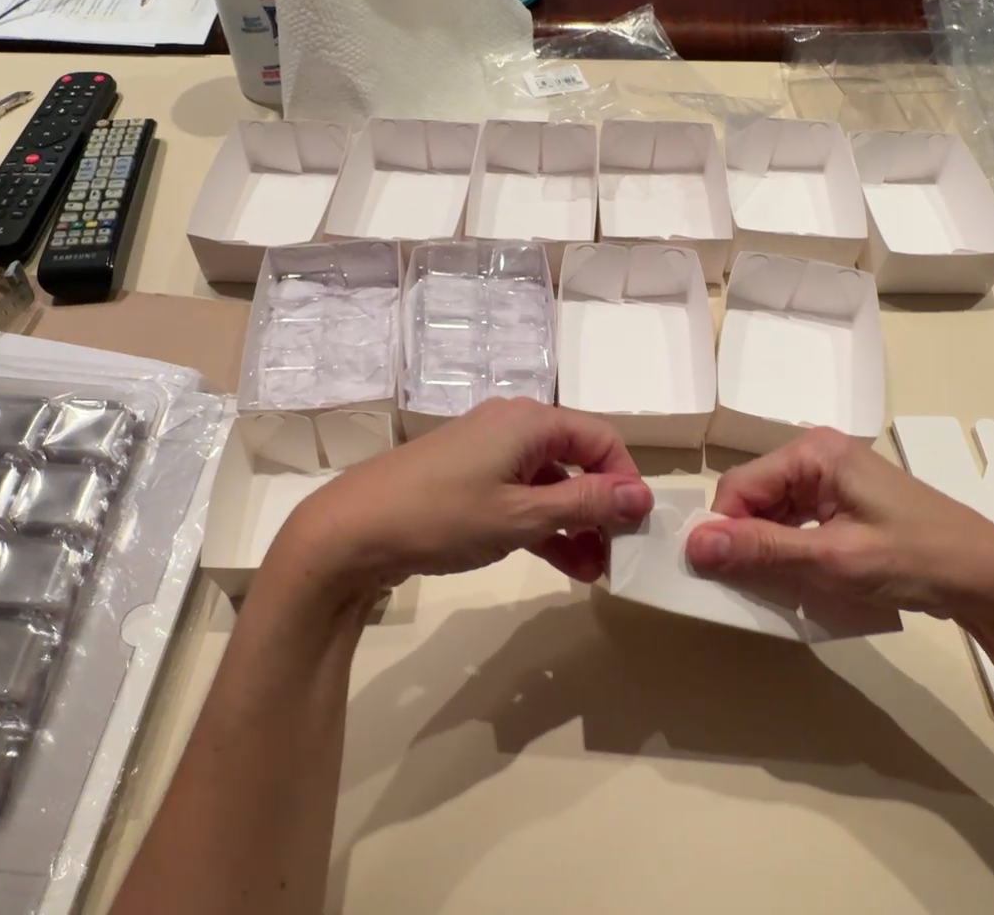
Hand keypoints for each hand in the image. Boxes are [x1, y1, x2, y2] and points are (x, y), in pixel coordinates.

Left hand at [269, 398, 651, 594]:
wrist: (351, 532)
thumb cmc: (442, 516)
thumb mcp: (521, 515)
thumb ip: (584, 504)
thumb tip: (641, 494)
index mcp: (530, 422)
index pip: (600, 439)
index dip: (625, 480)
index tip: (638, 525)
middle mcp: (513, 428)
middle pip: (577, 461)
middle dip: (601, 508)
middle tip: (619, 554)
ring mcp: (489, 455)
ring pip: (550, 485)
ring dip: (575, 525)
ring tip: (596, 571)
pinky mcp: (470, 482)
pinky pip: (522, 498)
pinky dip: (544, 527)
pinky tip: (565, 564)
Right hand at [683, 427, 993, 626]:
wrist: (992, 580)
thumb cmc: (916, 561)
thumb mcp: (832, 559)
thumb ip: (762, 549)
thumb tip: (694, 545)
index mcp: (814, 452)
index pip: (738, 486)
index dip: (724, 530)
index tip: (723, 576)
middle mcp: (819, 456)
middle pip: (754, 497)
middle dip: (749, 541)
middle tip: (759, 586)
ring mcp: (834, 479)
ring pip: (772, 513)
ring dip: (770, 549)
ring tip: (784, 585)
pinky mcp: (845, 502)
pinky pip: (796, 522)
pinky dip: (791, 551)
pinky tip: (804, 578)